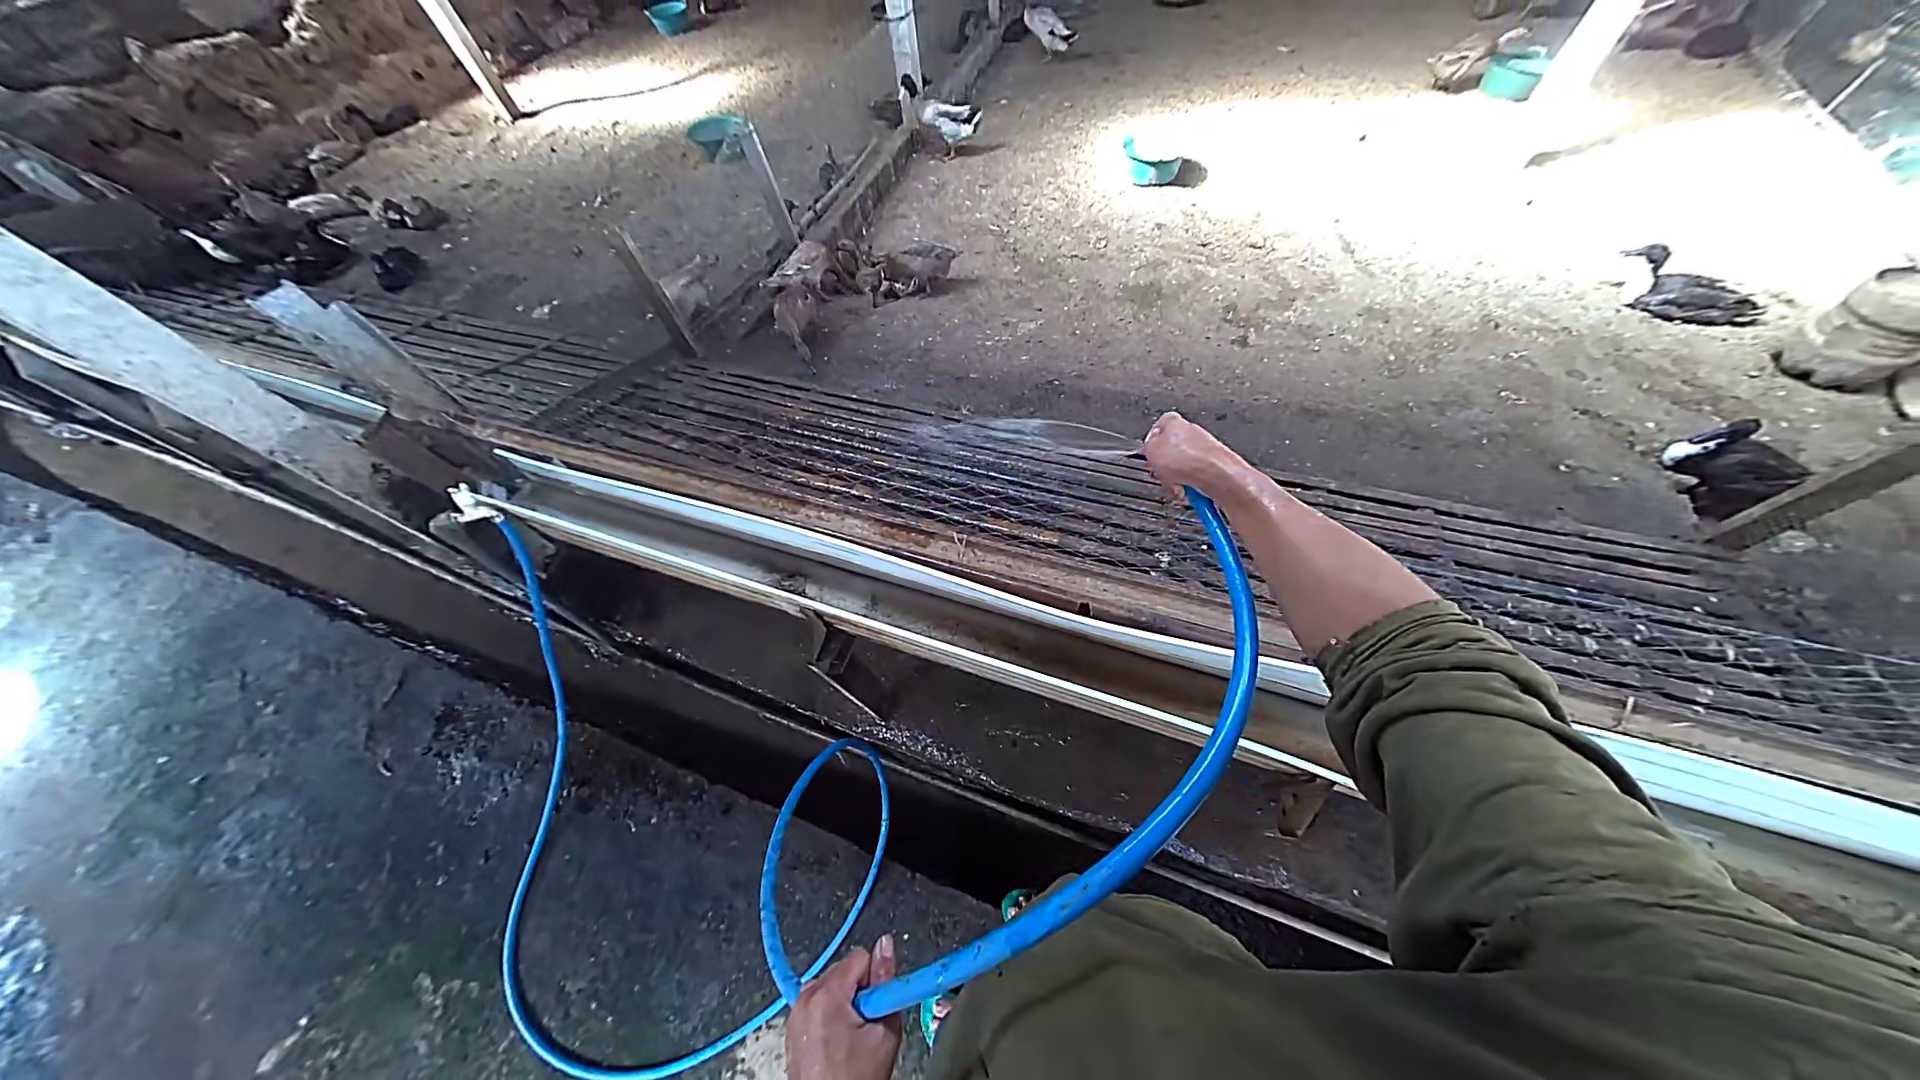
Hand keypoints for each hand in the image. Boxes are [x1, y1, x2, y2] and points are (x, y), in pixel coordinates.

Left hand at [786, 935, 901, 1079]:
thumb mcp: (884, 1031)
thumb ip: (886, 982)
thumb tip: (886, 943)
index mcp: (826, 995)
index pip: (860, 957)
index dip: (875, 980)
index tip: (877, 1006)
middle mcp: (805, 997)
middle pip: (844, 969)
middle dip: (859, 990)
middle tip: (866, 1025)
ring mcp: (795, 1012)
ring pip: (832, 985)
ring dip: (845, 1001)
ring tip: (852, 1036)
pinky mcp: (792, 1025)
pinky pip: (818, 1002)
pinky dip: (830, 1013)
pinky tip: (837, 1041)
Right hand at [1142, 412, 1257, 501]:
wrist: (1216, 475)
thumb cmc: (1188, 460)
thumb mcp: (1151, 451)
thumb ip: (1147, 446)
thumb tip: (1149, 447)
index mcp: (1174, 422)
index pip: (1157, 429)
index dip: (1151, 445)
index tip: (1150, 456)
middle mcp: (1191, 432)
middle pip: (1170, 451)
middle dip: (1165, 466)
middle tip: (1163, 474)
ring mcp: (1203, 448)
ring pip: (1182, 466)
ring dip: (1177, 479)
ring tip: (1178, 486)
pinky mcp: (1213, 465)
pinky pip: (1195, 477)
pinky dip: (1190, 485)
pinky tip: (1189, 490)